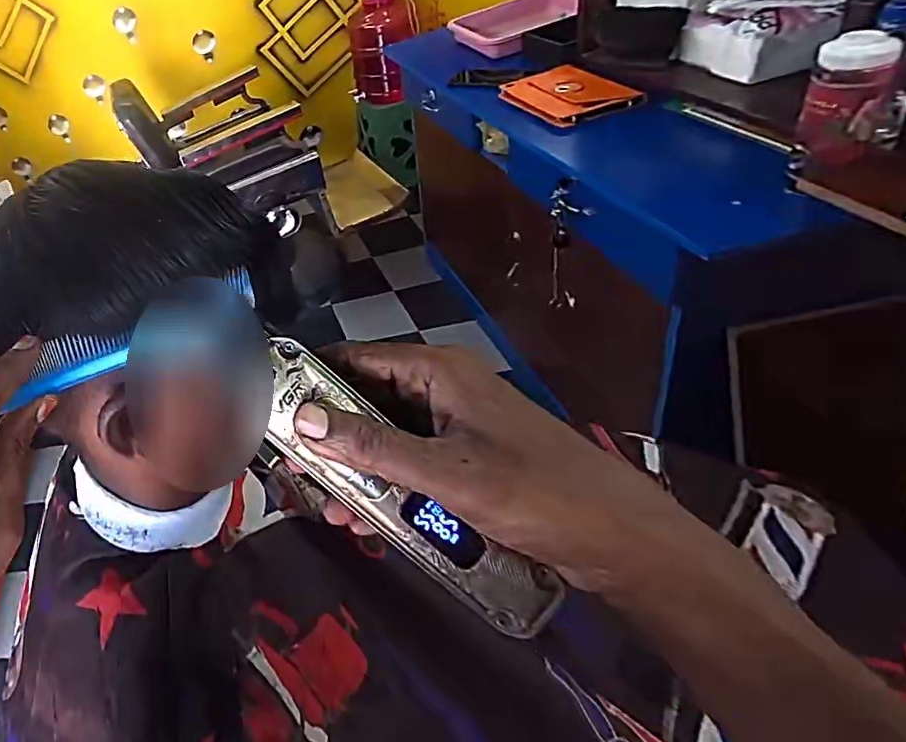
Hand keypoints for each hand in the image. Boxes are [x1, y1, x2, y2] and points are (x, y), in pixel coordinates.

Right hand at [295, 342, 692, 591]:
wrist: (630, 546)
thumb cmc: (538, 494)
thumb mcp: (445, 472)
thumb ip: (371, 446)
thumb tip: (302, 419)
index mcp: (436, 371)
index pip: (353, 359)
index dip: (311, 379)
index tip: (275, 408)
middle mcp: (440, 387)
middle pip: (364, 400)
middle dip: (331, 438)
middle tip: (299, 472)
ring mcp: (453, 422)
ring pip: (384, 436)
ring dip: (356, 470)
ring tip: (334, 509)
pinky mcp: (465, 455)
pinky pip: (409, 460)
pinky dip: (387, 485)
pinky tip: (370, 520)